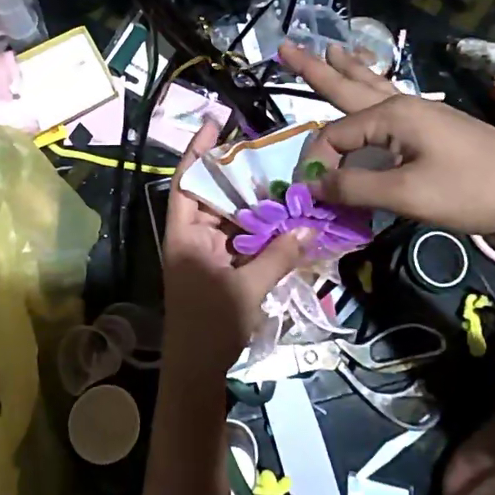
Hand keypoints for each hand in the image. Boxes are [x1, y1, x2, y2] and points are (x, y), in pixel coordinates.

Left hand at [163, 120, 311, 366]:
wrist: (196, 371)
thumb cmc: (210, 326)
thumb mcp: (246, 290)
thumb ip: (277, 256)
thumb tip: (309, 226)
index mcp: (185, 235)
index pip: (187, 182)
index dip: (198, 151)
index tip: (215, 123)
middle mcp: (193, 237)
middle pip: (212, 194)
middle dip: (236, 174)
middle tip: (268, 151)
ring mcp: (207, 252)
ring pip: (230, 216)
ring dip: (252, 201)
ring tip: (283, 177)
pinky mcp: (222, 268)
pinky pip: (240, 238)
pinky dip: (259, 227)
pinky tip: (284, 216)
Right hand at [278, 42, 494, 237]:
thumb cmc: (474, 191)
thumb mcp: (409, 194)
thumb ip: (356, 188)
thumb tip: (313, 184)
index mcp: (393, 115)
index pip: (334, 136)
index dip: (318, 164)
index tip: (313, 196)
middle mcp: (404, 104)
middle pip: (350, 83)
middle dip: (316, 68)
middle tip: (286, 47)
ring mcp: (424, 113)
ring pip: (374, 86)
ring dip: (348, 70)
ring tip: (329, 50)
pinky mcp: (436, 129)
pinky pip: (392, 101)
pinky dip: (374, 89)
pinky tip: (376, 87)